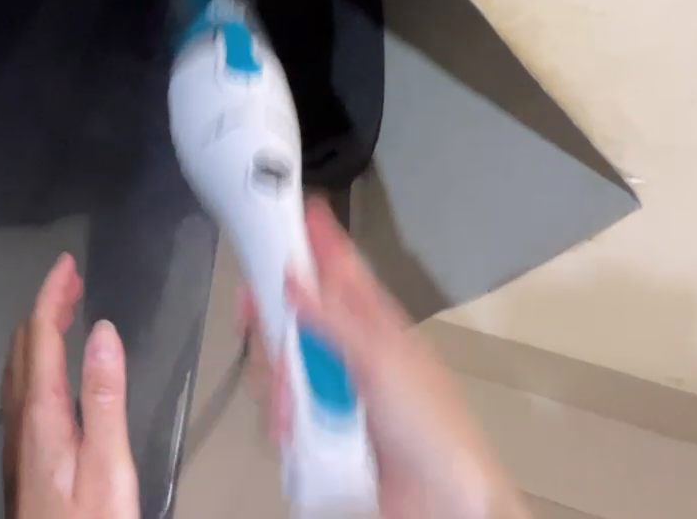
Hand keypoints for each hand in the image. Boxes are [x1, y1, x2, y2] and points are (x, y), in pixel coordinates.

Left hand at [1, 254, 140, 518]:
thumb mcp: (109, 467)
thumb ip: (105, 397)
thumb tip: (103, 329)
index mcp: (42, 410)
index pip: (41, 333)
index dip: (52, 293)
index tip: (68, 263)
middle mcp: (22, 415)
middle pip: (25, 343)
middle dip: (46, 304)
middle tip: (74, 281)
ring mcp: (17, 436)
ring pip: (19, 363)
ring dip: (39, 328)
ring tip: (65, 311)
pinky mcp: (22, 454)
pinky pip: (21, 383)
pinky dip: (37, 355)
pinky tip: (52, 368)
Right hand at [243, 200, 526, 518]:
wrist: (444, 509)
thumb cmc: (432, 430)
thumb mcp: (383, 363)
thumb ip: (332, 319)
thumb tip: (291, 277)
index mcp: (373, 319)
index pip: (338, 263)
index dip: (315, 234)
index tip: (290, 208)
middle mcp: (348, 345)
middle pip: (294, 308)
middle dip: (272, 318)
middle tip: (252, 315)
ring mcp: (333, 384)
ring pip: (282, 356)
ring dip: (278, 377)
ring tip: (292, 403)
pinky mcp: (319, 421)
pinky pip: (282, 400)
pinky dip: (281, 412)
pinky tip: (291, 426)